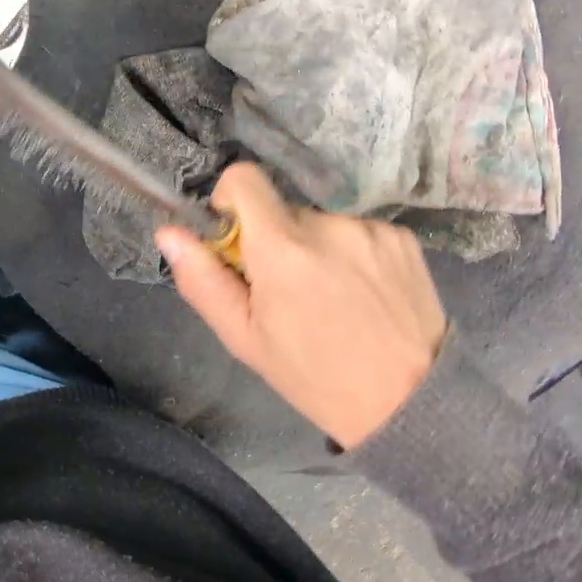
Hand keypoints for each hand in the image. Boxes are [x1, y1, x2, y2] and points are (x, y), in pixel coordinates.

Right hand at [156, 164, 447, 448]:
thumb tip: (169, 233)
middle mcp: (329, 225)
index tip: (235, 237)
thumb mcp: (245, 339)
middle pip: (283, 210)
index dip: (231, 199)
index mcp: (283, 248)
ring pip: (321, 224)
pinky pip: (358, 233)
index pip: (244, 178)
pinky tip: (363, 296)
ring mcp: (371, 229)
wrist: (412, 403)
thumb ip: (203, 281)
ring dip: (316, 249)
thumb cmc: (314, 377)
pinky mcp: (403, 238)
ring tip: (331, 299)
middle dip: (275, 241)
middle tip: (286, 292)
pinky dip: (352, 255)